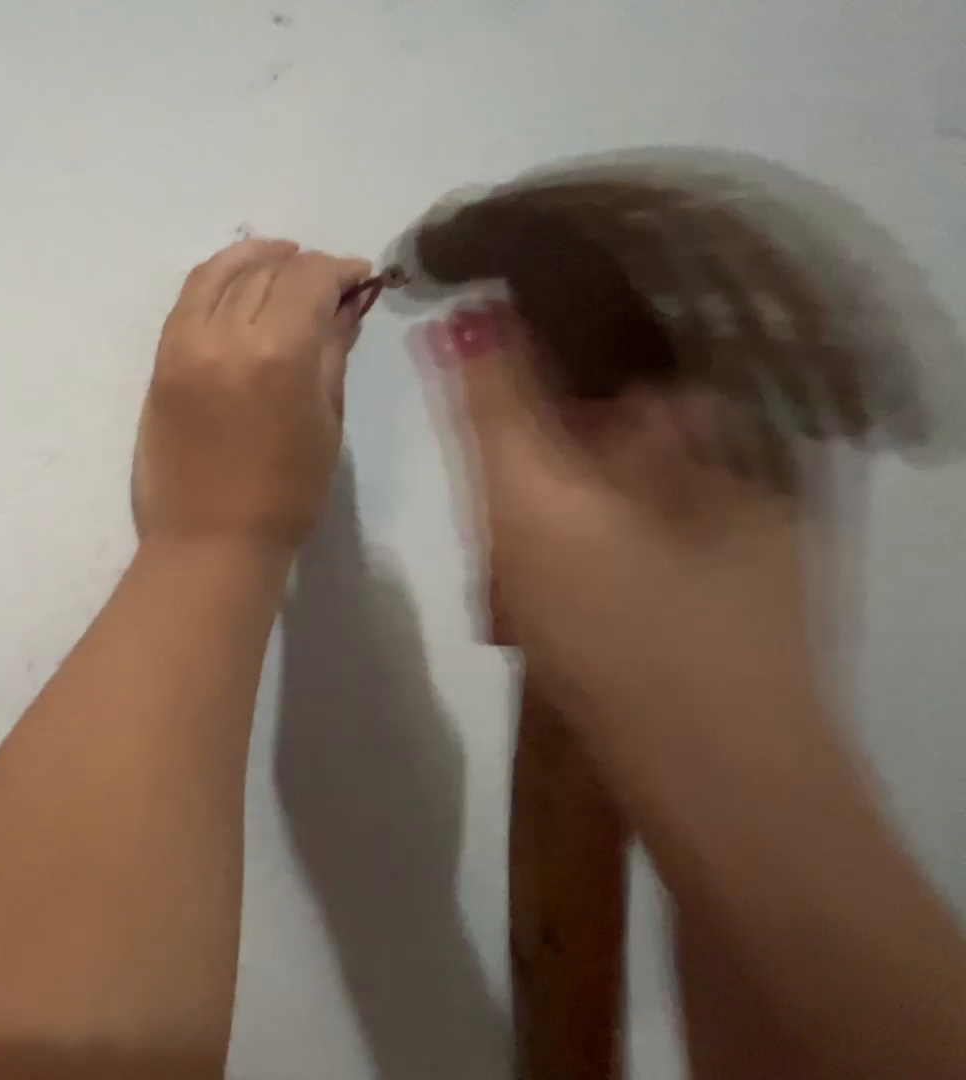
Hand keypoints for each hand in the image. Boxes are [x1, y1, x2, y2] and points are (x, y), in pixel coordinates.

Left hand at [133, 238, 371, 549]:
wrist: (207, 540)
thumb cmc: (284, 494)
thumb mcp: (325, 421)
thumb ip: (332, 352)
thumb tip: (345, 304)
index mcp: (277, 352)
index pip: (309, 279)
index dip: (340, 269)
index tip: (359, 278)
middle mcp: (223, 338)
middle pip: (263, 272)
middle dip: (299, 265)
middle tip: (322, 278)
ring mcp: (182, 350)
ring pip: (214, 277)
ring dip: (249, 260)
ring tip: (275, 261)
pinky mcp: (158, 366)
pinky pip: (185, 305)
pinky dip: (212, 285)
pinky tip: (233, 289)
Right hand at [419, 302, 818, 722]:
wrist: (709, 774)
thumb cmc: (618, 629)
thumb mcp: (534, 507)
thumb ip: (490, 407)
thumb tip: (460, 313)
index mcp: (714, 414)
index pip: (603, 339)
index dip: (522, 356)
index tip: (465, 390)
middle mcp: (738, 448)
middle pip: (595, 414)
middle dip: (523, 457)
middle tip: (488, 524)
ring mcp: (735, 513)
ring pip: (602, 475)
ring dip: (539, 512)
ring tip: (510, 580)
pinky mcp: (720, 567)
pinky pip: (621, 523)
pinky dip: (572, 546)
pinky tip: (543, 597)